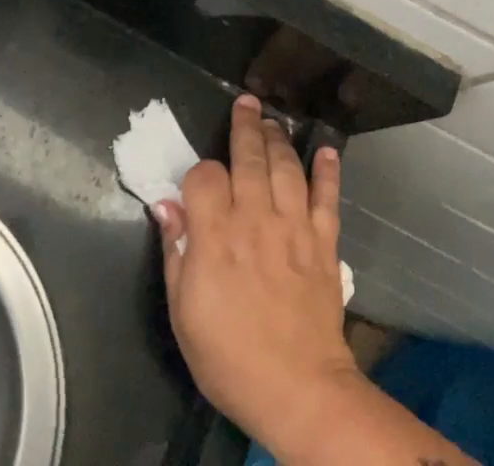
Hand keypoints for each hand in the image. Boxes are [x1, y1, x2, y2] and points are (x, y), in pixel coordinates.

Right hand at [156, 95, 359, 451]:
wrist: (299, 390)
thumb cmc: (228, 356)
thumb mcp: (183, 311)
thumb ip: (175, 252)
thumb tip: (165, 206)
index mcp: (215, 236)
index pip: (204, 177)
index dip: (198, 172)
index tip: (195, 182)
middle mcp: (255, 220)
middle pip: (249, 159)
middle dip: (245, 127)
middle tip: (246, 103)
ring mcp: (294, 230)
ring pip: (287, 169)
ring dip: (279, 140)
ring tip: (272, 120)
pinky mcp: (324, 245)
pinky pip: (327, 199)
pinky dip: (329, 172)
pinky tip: (327, 150)